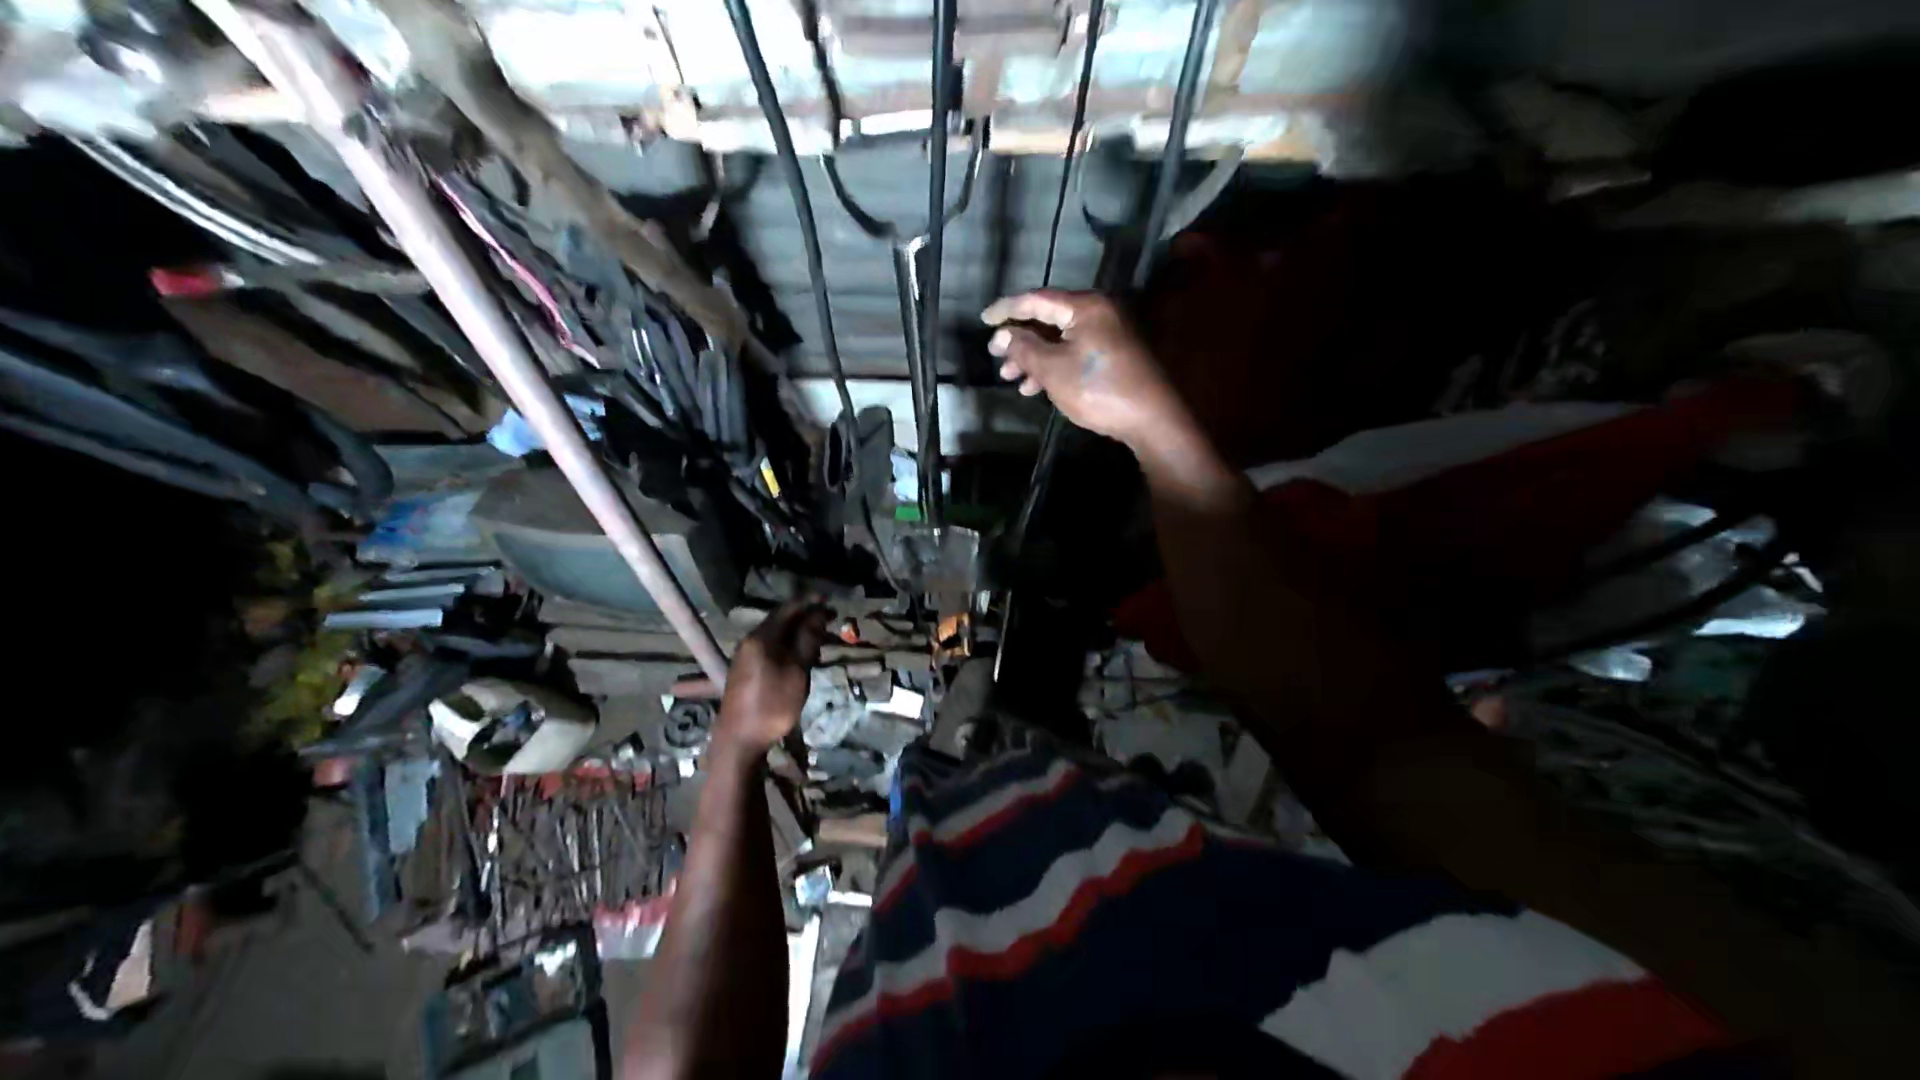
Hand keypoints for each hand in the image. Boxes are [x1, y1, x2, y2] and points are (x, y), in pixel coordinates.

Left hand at [712, 600, 828, 754]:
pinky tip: (801, 654)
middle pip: (781, 620)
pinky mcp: (746, 670)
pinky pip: (770, 648)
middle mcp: (750, 641)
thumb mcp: (797, 672)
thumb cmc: (772, 705)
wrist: (739, 740)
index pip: (788, 609)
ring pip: (776, 635)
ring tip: (821, 636)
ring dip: (798, 632)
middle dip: (806, 616)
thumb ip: (807, 641)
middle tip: (831, 617)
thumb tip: (817, 614)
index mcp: (761, 637)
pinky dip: (789, 645)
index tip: (829, 599)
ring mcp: (745, 656)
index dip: (809, 601)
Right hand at [983, 290, 1184, 447]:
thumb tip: (1001, 334)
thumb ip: (1024, 348)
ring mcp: (1105, 333)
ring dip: (1032, 357)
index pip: (1036, 299)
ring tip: (1010, 377)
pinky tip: (1033, 387)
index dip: (1006, 309)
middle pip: (1047, 319)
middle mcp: (1097, 312)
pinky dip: (1051, 365)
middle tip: (995, 356)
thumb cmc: (1098, 390)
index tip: (983, 319)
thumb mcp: (1053, 369)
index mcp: (1084, 307)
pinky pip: (1072, 352)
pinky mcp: (1110, 354)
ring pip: (1058, 339)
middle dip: (1018, 339)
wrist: (1149, 419)